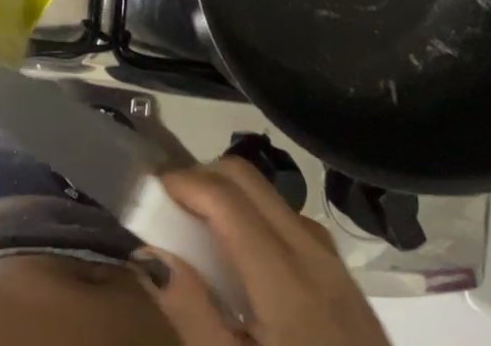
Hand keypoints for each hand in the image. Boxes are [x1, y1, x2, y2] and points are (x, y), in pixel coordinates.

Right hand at [135, 158, 389, 345]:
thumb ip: (191, 312)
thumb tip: (149, 251)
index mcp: (287, 283)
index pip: (225, 195)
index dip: (179, 183)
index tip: (144, 198)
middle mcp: (316, 257)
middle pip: (246, 178)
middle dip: (198, 181)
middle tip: (164, 214)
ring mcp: (337, 266)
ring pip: (269, 196)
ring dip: (226, 198)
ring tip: (195, 240)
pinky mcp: (346, 281)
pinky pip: (291, 223)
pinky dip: (254, 219)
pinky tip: (240, 265)